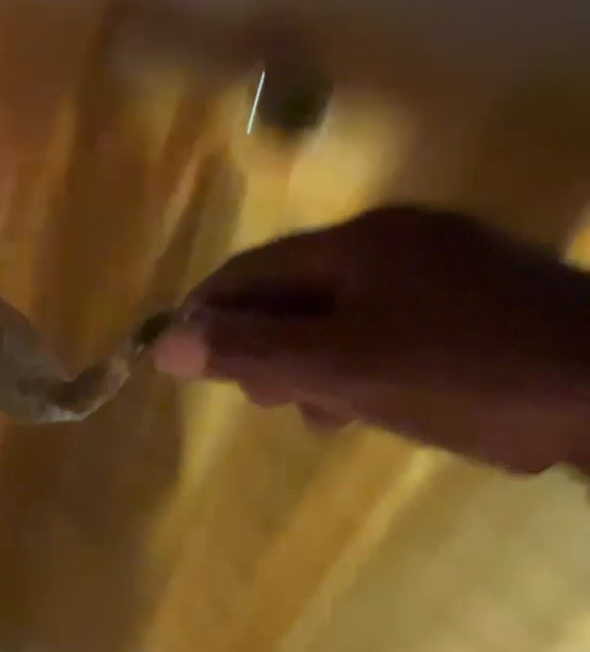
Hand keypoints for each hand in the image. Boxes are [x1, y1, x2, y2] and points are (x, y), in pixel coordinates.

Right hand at [154, 205, 589, 473]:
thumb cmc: (472, 375)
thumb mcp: (341, 368)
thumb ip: (246, 351)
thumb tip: (161, 345)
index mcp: (362, 241)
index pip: (245, 272)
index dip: (204, 319)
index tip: (186, 369)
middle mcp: (403, 238)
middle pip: (293, 291)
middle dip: (265, 347)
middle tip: (269, 401)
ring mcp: (453, 265)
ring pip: (341, 312)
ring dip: (314, 362)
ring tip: (325, 414)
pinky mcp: (490, 300)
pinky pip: (392, 323)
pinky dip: (365, 360)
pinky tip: (378, 401)